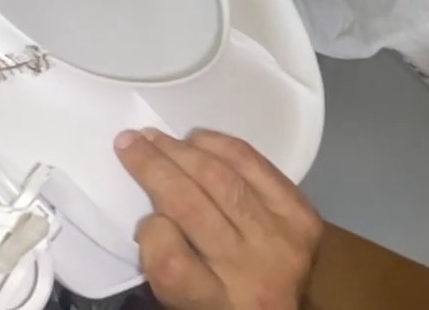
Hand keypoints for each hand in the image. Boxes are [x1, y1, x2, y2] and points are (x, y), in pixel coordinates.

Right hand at [115, 128, 323, 309]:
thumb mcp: (185, 299)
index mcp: (217, 308)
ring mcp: (283, 242)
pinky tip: (195, 140)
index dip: (150, 232)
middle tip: (127, 141)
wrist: (294, 308)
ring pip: (217, 176)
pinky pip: (249, 161)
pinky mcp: (301, 214)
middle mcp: (254, 277)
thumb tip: (148, 199)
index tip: (142, 219)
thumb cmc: (223, 299)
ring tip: (153, 136)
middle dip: (152, 165)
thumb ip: (163, 257)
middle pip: (191, 207)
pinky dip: (215, 143)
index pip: (171, 263)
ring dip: (177, 148)